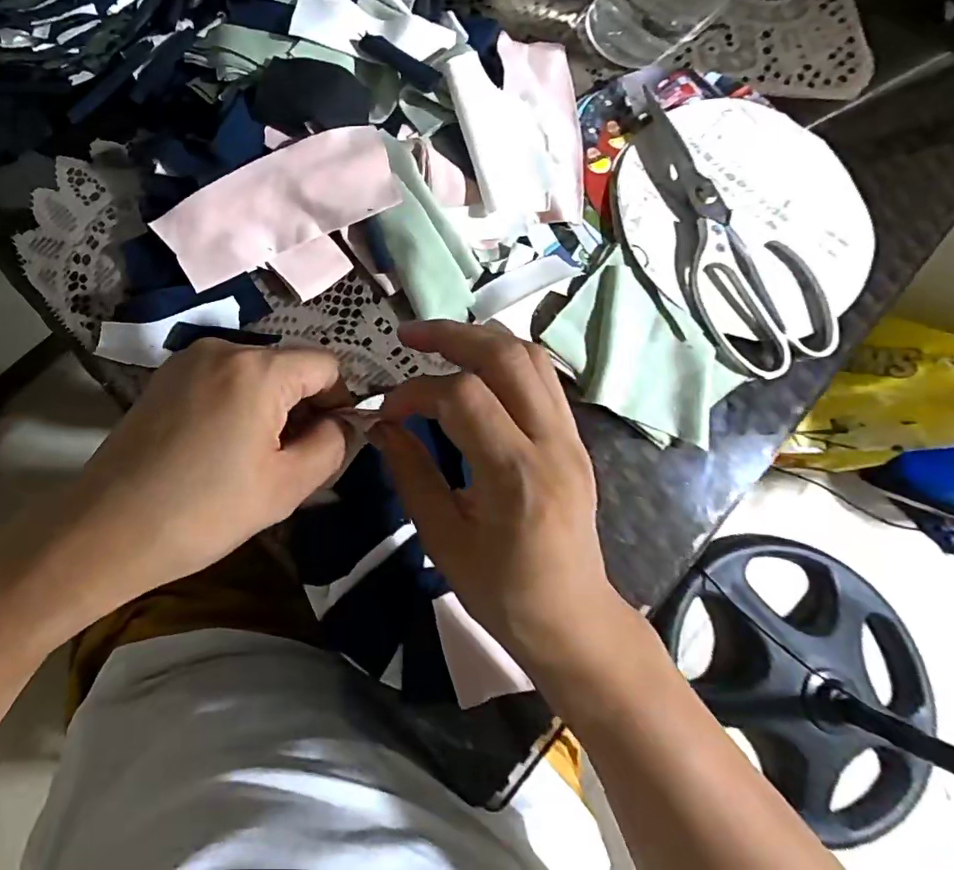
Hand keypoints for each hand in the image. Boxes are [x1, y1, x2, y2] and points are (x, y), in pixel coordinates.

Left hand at [44, 340, 348, 610]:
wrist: (110, 526)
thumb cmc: (204, 511)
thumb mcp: (285, 486)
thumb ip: (330, 445)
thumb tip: (342, 423)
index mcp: (255, 368)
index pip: (324, 365)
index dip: (339, 402)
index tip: (329, 445)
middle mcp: (218, 349)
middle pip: (284, 366)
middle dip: (299, 407)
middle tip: (289, 463)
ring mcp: (183, 362)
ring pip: (249, 375)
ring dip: (264, 409)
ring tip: (248, 463)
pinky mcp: (159, 380)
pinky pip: (215, 382)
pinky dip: (230, 407)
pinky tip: (215, 451)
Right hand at [370, 320, 628, 669]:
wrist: (572, 618)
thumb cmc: (499, 588)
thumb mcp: (440, 536)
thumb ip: (410, 471)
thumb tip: (381, 425)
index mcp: (516, 475)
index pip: (461, 397)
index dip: (413, 392)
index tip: (386, 413)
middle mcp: (552, 446)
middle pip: (508, 357)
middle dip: (451, 335)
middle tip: (407, 336)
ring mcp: (570, 439)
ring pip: (531, 358)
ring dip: (479, 340)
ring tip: (435, 345)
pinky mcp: (572, 440)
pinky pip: (540, 379)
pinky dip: (499, 361)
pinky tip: (467, 371)